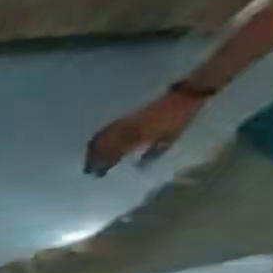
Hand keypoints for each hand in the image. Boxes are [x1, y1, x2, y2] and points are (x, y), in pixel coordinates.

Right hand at [84, 92, 204, 174]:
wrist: (184, 96)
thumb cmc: (179, 119)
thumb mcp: (170, 138)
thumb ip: (153, 153)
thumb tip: (138, 166)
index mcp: (137, 137)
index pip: (113, 154)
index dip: (104, 165)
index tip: (98, 175)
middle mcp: (125, 131)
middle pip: (102, 148)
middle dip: (94, 160)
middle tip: (89, 171)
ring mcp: (122, 123)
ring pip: (100, 139)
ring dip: (92, 150)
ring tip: (88, 159)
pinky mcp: (124, 117)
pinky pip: (104, 131)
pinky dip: (97, 139)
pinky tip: (95, 144)